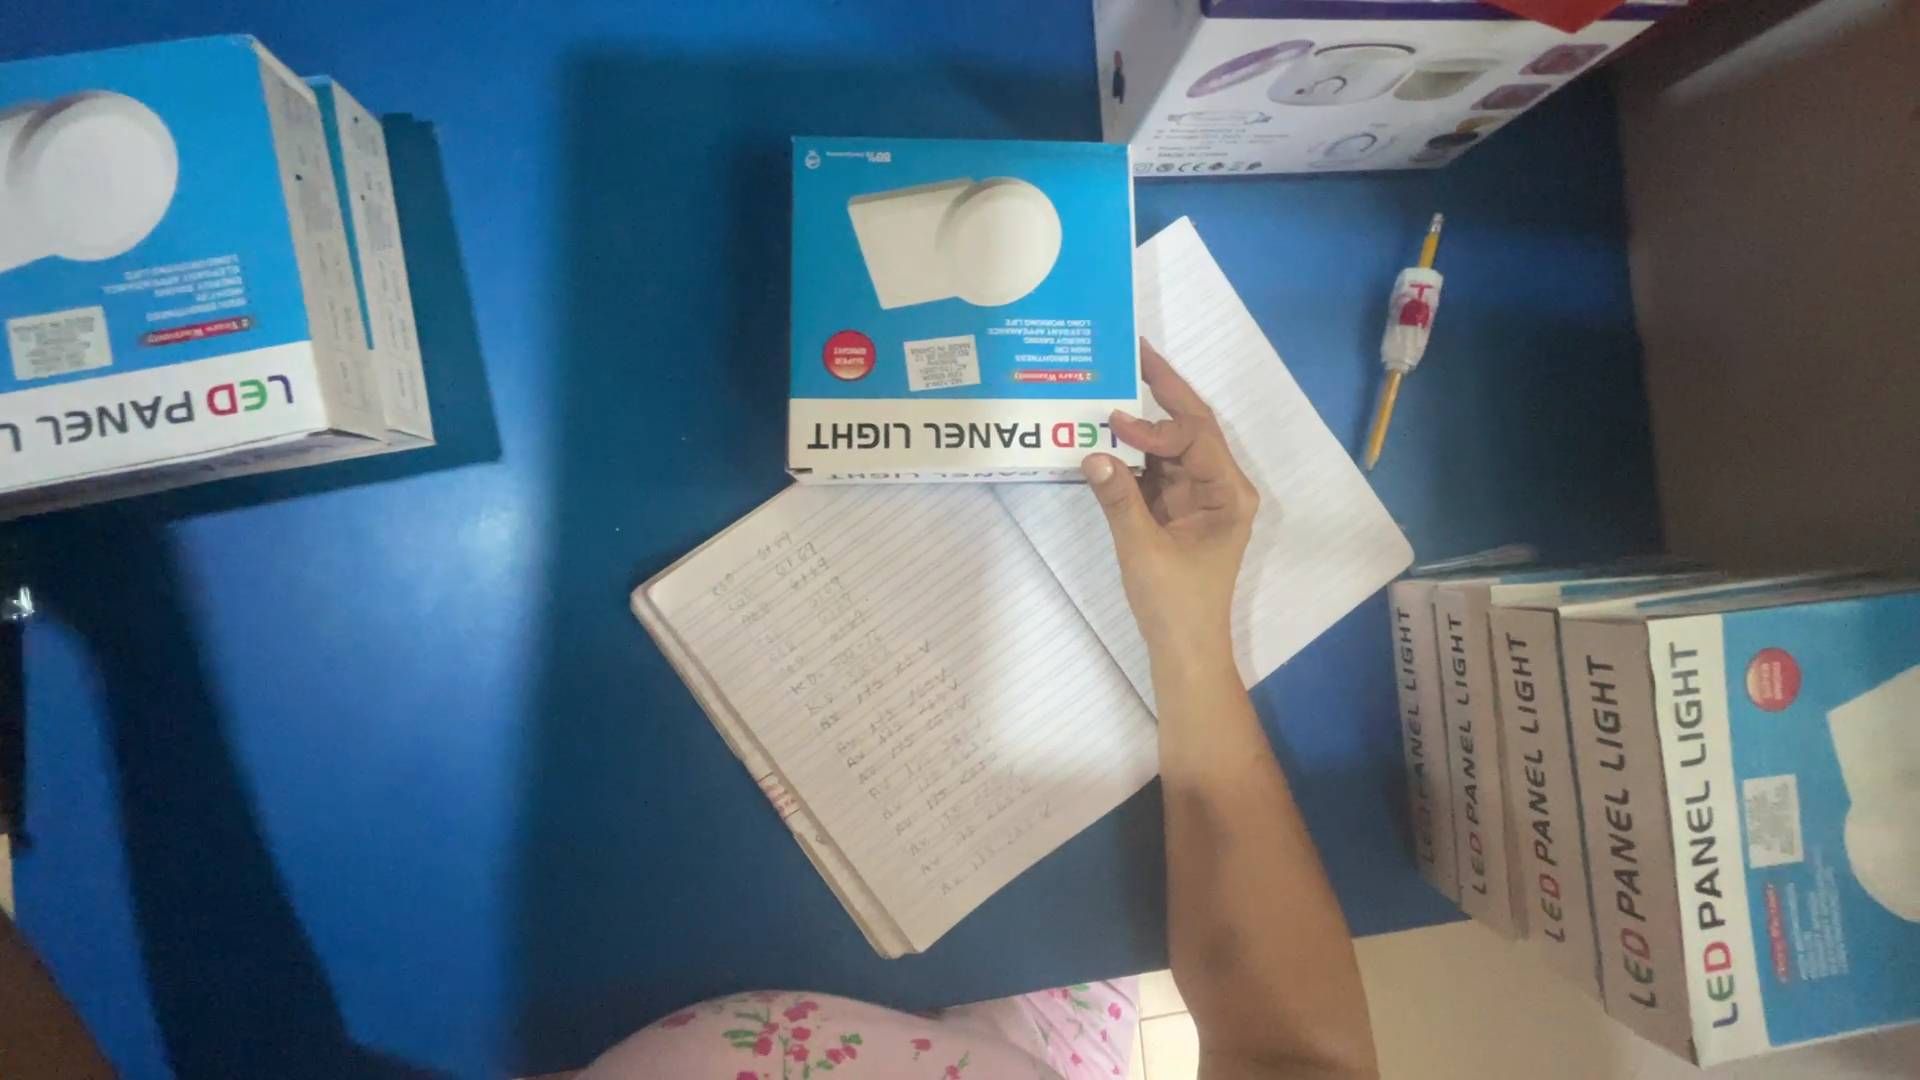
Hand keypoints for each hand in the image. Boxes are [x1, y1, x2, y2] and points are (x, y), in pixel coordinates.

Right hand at [1082, 339, 1258, 666]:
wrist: (1185, 646)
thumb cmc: (1176, 603)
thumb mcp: (1143, 550)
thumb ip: (1119, 500)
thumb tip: (1091, 453)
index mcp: (1227, 493)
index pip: (1195, 438)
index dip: (1155, 426)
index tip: (1114, 424)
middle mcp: (1218, 485)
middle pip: (1192, 427)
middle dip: (1164, 391)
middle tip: (1134, 352)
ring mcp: (1197, 495)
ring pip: (1173, 444)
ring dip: (1145, 421)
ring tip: (1116, 385)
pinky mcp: (1177, 507)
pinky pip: (1156, 468)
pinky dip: (1133, 452)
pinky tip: (1108, 437)